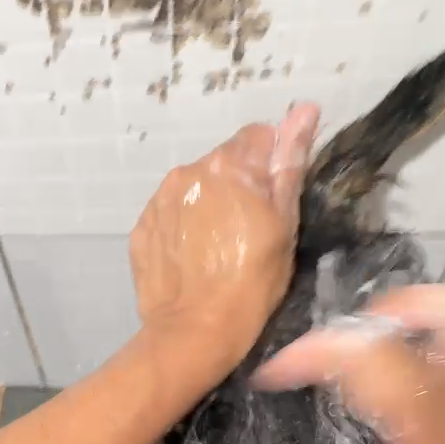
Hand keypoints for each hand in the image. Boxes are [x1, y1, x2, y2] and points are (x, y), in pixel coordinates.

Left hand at [129, 102, 320, 371]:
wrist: (193, 333)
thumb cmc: (251, 285)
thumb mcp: (284, 224)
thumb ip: (290, 164)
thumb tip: (304, 110)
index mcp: (228, 164)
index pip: (258, 137)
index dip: (270, 167)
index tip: (270, 203)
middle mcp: (187, 173)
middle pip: (222, 163)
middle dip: (236, 187)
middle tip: (245, 234)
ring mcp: (158, 203)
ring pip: (192, 190)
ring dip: (206, 208)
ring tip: (216, 251)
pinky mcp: (140, 231)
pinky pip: (167, 217)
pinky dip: (180, 230)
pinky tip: (191, 261)